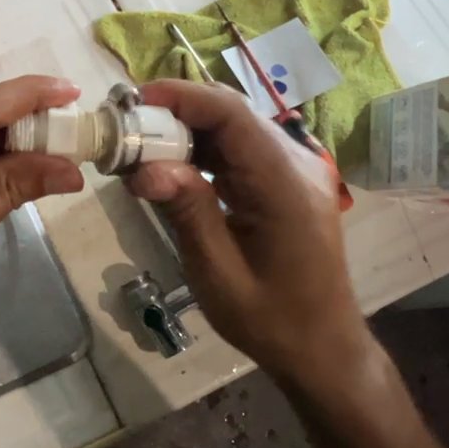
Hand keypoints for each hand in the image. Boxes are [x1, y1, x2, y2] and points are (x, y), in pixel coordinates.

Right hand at [126, 80, 373, 387]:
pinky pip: (237, 147)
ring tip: (137, 145)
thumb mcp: (218, 273)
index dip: (180, 97)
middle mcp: (295, 164)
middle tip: (125, 127)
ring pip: (231, 125)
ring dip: (183, 128)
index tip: (132, 104)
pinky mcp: (283, 179)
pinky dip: (199, 147)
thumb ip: (187, 211)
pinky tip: (168, 164)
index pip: (230, 114)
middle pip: (230, 111)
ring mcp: (293, 169)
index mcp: (284, 183)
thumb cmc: (271, 320)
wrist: (323, 350)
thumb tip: (143, 168)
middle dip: (174, 110)